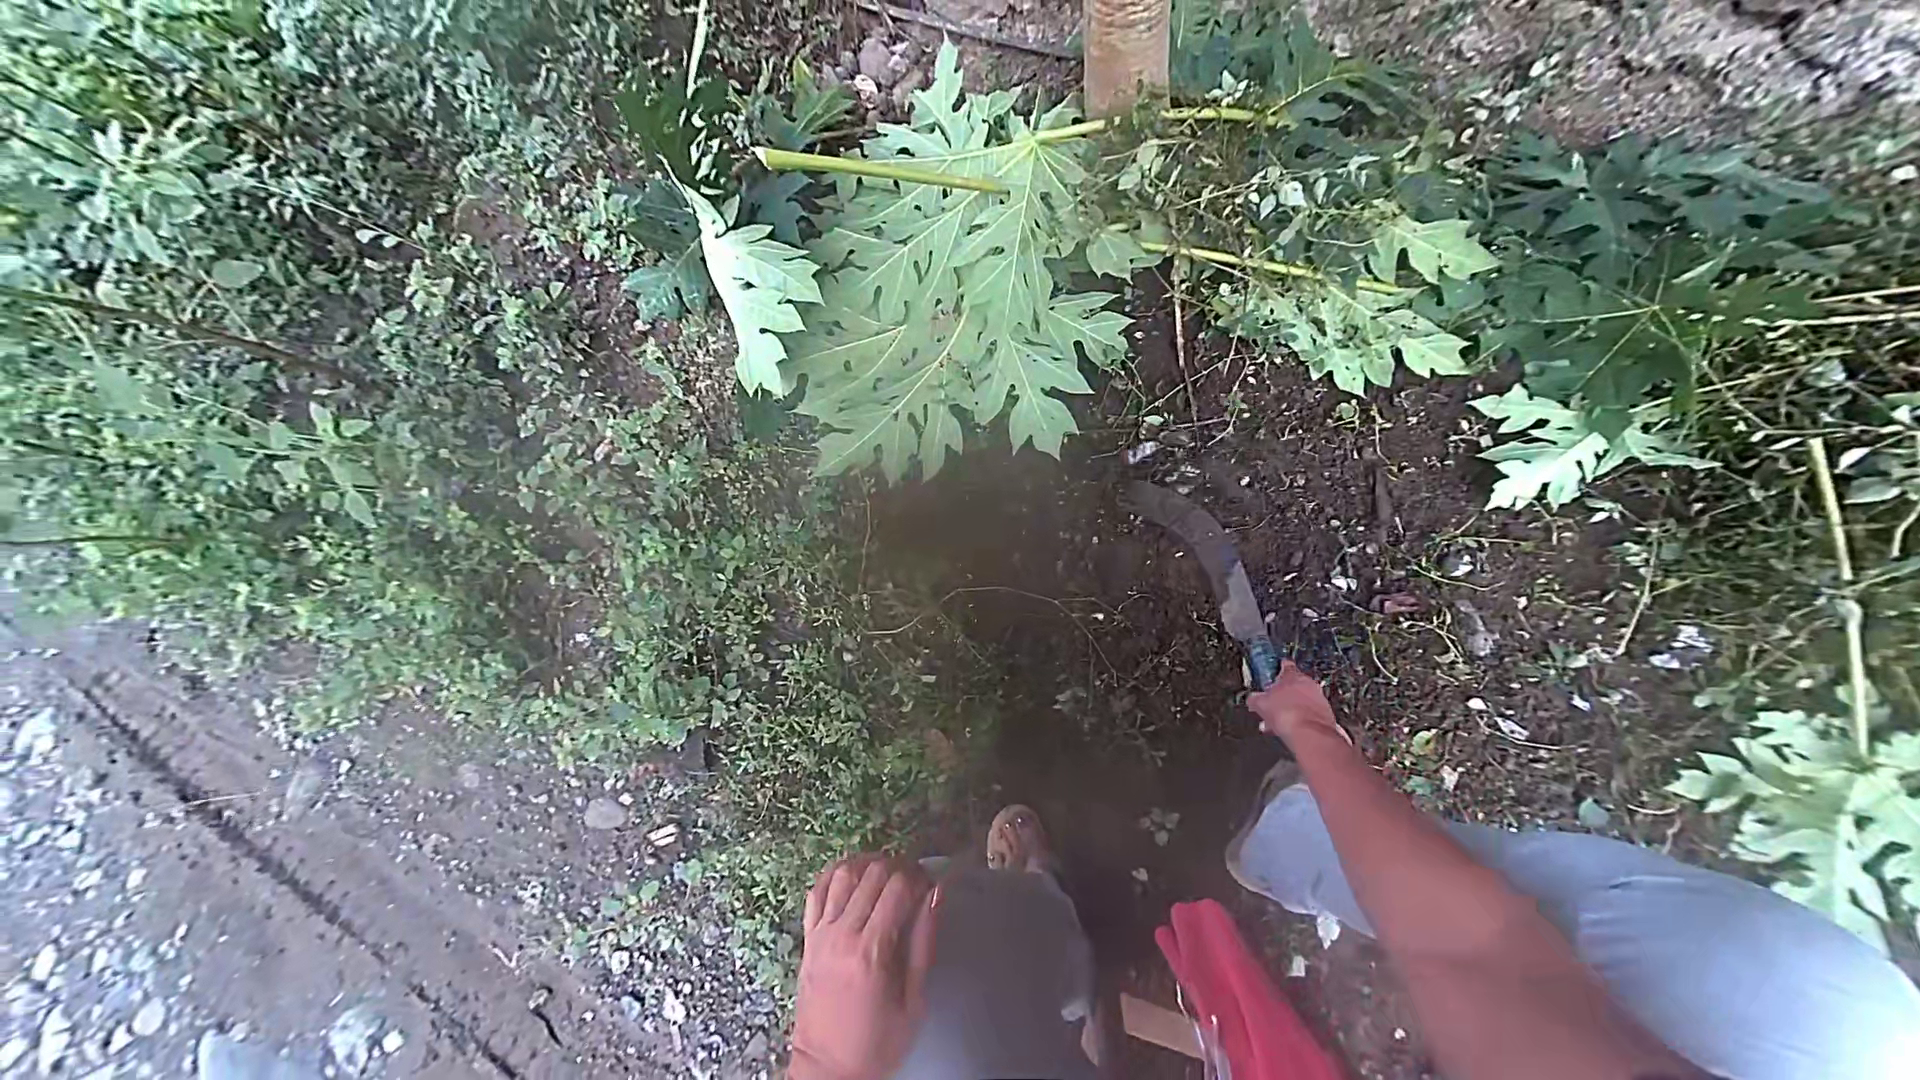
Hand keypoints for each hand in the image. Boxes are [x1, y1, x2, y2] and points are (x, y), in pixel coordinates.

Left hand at [789, 856, 938, 1079]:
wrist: (826, 1072)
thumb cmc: (876, 1043)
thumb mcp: (913, 1002)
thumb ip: (924, 943)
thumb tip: (935, 895)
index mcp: (871, 951)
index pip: (897, 887)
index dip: (918, 878)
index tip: (929, 886)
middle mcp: (842, 934)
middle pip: (872, 873)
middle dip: (898, 867)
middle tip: (912, 880)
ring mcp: (821, 933)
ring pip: (844, 873)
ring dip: (869, 864)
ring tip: (886, 875)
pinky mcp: (808, 937)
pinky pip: (817, 889)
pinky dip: (836, 873)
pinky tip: (853, 875)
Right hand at [1247, 660, 1340, 742]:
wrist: (1310, 735)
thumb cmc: (1288, 715)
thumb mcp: (1259, 704)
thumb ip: (1255, 698)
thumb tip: (1252, 699)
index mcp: (1293, 675)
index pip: (1285, 666)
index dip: (1277, 670)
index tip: (1274, 673)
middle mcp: (1309, 684)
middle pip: (1294, 685)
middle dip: (1282, 695)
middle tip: (1272, 704)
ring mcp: (1320, 700)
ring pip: (1302, 701)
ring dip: (1291, 709)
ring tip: (1278, 722)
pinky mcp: (1327, 716)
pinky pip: (1310, 715)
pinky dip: (1301, 720)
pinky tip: (1290, 729)